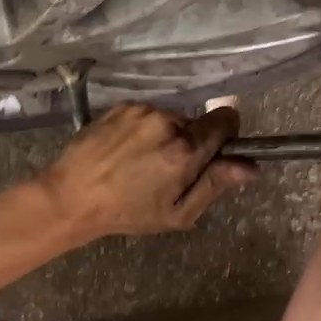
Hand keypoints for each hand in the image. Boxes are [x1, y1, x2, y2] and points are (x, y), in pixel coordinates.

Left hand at [36, 103, 258, 238]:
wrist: (71, 196)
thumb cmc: (126, 212)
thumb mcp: (177, 213)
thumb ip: (215, 185)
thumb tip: (250, 167)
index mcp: (185, 149)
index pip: (226, 120)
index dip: (226, 135)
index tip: (215, 152)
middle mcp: (166, 121)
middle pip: (195, 123)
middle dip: (190, 143)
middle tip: (166, 171)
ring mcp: (140, 111)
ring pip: (169, 119)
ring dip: (164, 136)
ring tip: (140, 163)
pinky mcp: (120, 107)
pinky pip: (145, 115)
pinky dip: (142, 130)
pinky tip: (124, 152)